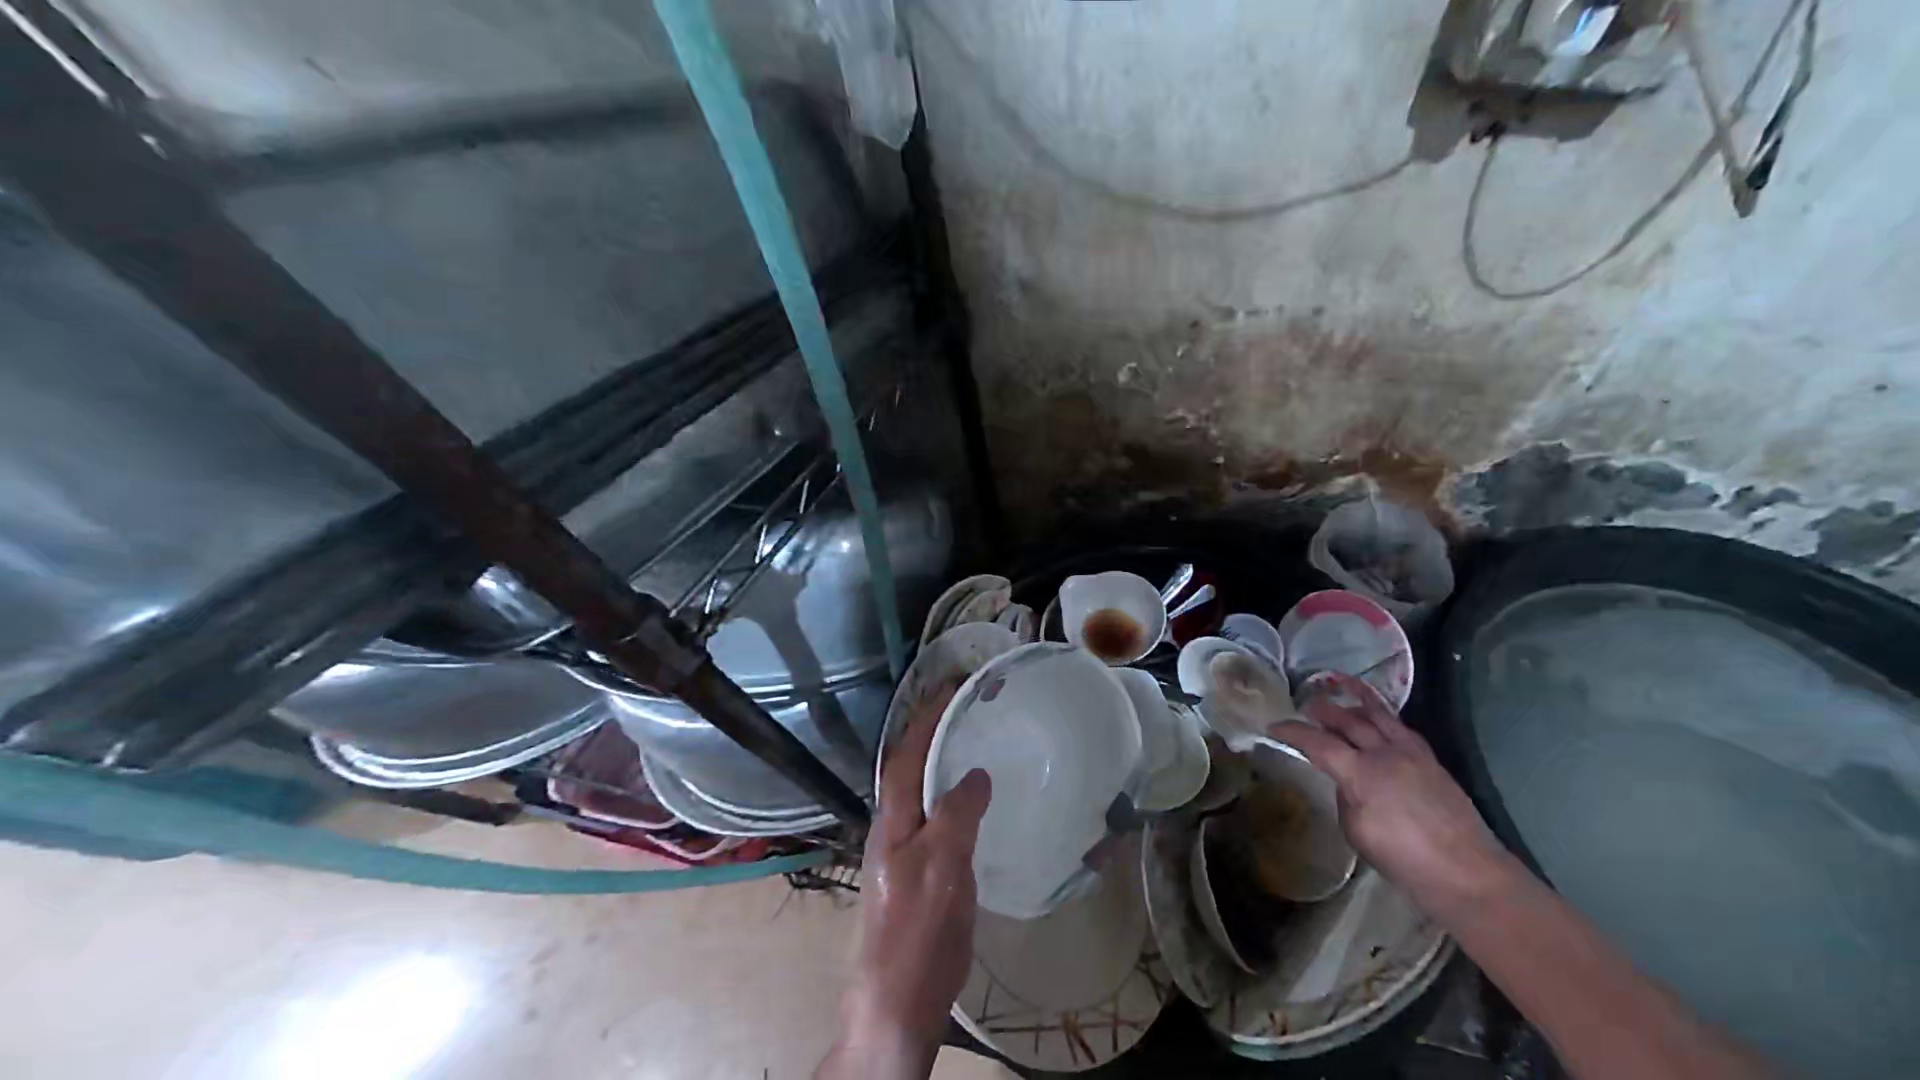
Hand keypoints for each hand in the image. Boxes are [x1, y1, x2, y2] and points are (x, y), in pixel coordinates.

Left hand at [817, 685, 990, 1079]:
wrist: (899, 999)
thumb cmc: (919, 929)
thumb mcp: (943, 865)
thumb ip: (957, 815)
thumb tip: (974, 773)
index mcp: (893, 817)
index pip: (907, 752)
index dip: (927, 718)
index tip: (951, 687)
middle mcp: (893, 825)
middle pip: (910, 765)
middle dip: (933, 731)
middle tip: (966, 707)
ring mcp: (904, 848)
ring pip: (922, 790)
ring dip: (942, 759)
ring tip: (973, 740)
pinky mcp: (920, 870)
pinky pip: (936, 815)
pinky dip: (953, 793)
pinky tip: (976, 801)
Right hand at [1269, 673, 1513, 913]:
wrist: (1468, 874)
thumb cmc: (1404, 859)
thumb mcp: (1356, 830)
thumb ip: (1345, 796)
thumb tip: (1345, 780)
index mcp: (1361, 772)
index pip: (1317, 741)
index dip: (1292, 731)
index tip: (1274, 727)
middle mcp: (1385, 753)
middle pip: (1347, 719)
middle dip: (1323, 710)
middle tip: (1305, 707)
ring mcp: (1412, 754)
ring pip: (1378, 715)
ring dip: (1354, 705)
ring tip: (1340, 699)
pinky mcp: (1432, 761)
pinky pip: (1401, 728)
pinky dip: (1382, 718)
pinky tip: (1378, 722)